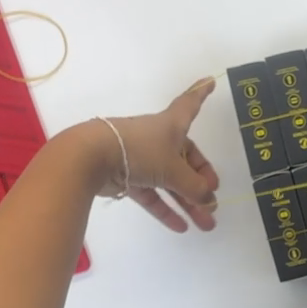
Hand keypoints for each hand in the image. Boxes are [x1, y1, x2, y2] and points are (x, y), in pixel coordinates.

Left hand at [99, 77, 221, 231]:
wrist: (92, 158)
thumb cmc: (140, 151)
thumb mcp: (175, 171)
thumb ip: (196, 188)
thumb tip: (209, 201)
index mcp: (172, 126)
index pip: (190, 105)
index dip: (201, 94)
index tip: (210, 81)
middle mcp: (159, 139)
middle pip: (186, 160)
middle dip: (201, 184)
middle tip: (214, 204)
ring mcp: (143, 158)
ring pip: (171, 182)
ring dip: (188, 203)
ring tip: (206, 224)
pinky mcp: (128, 177)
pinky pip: (153, 194)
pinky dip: (166, 209)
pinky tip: (181, 227)